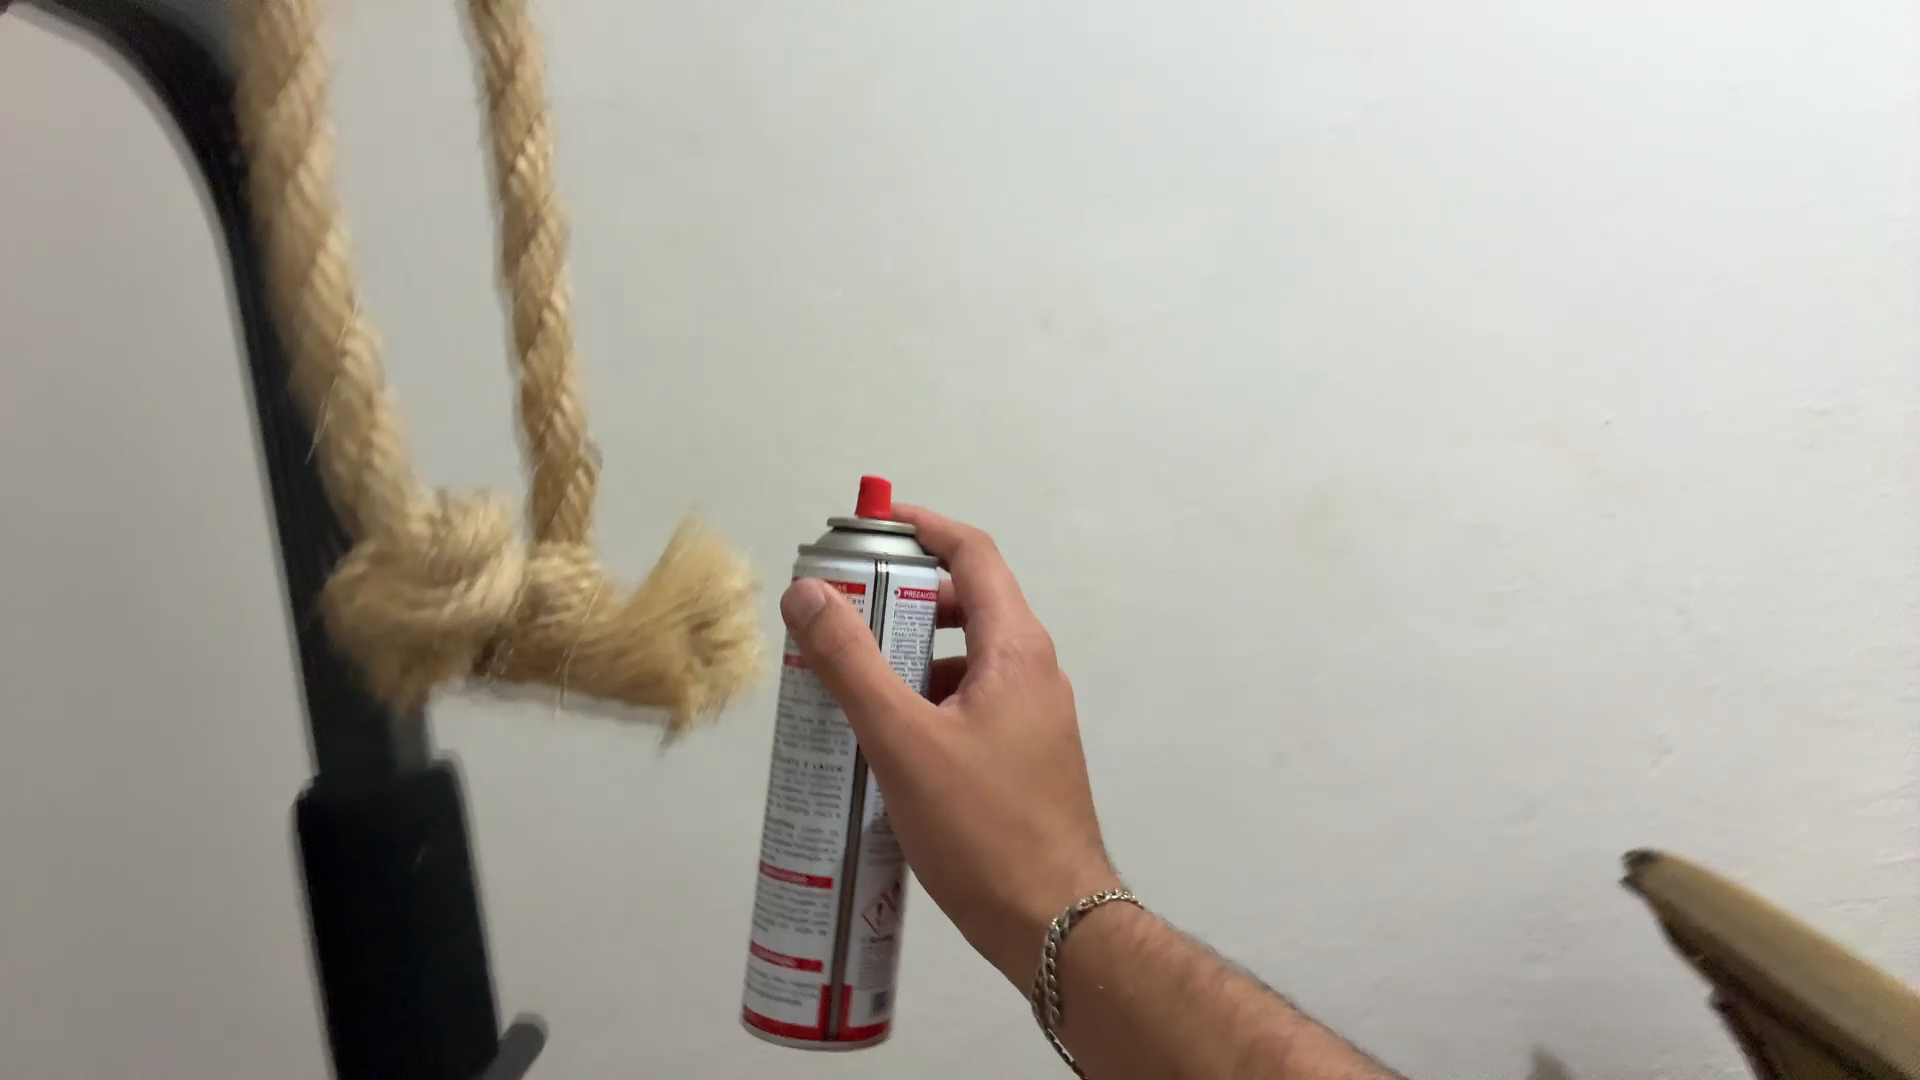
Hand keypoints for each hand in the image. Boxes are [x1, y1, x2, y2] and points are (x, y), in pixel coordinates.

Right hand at [778, 505, 1119, 985]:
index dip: (923, 526)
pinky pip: (971, 698)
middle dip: (906, 594)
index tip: (872, 523)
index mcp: (1015, 647)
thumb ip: (851, 662)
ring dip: (913, 651)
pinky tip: (888, 731)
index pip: (973, 552)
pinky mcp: (1023, 749)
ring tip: (854, 671)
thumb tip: (807, 593)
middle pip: (968, 601)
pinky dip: (928, 694)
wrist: (1055, 924)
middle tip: (846, 607)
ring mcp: (1032, 712)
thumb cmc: (983, 829)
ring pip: (967, 655)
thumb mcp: (902, 739)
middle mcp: (1032, 669)